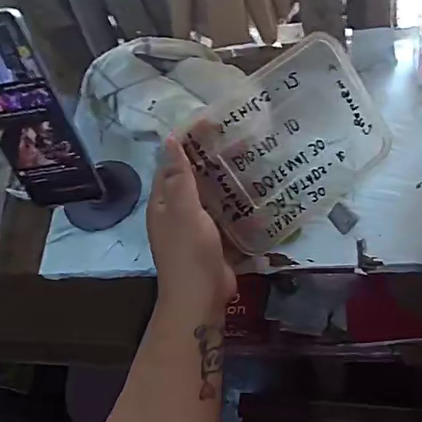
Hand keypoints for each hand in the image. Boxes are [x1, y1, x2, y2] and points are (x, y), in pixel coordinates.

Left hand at [148, 135, 235, 315]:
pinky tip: (257, 195)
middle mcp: (177, 214)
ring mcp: (196, 229)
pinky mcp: (215, 243)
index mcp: (163, 203)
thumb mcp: (183, 210)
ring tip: (253, 160)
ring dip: (227, 182)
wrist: (201, 297)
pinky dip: (238, 206)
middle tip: (241, 139)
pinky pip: (226, 218)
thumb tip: (169, 139)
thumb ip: (179, 176)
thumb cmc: (189, 251)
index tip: (212, 124)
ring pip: (211, 198)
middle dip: (212, 160)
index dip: (188, 143)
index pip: (172, 164)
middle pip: (193, 180)